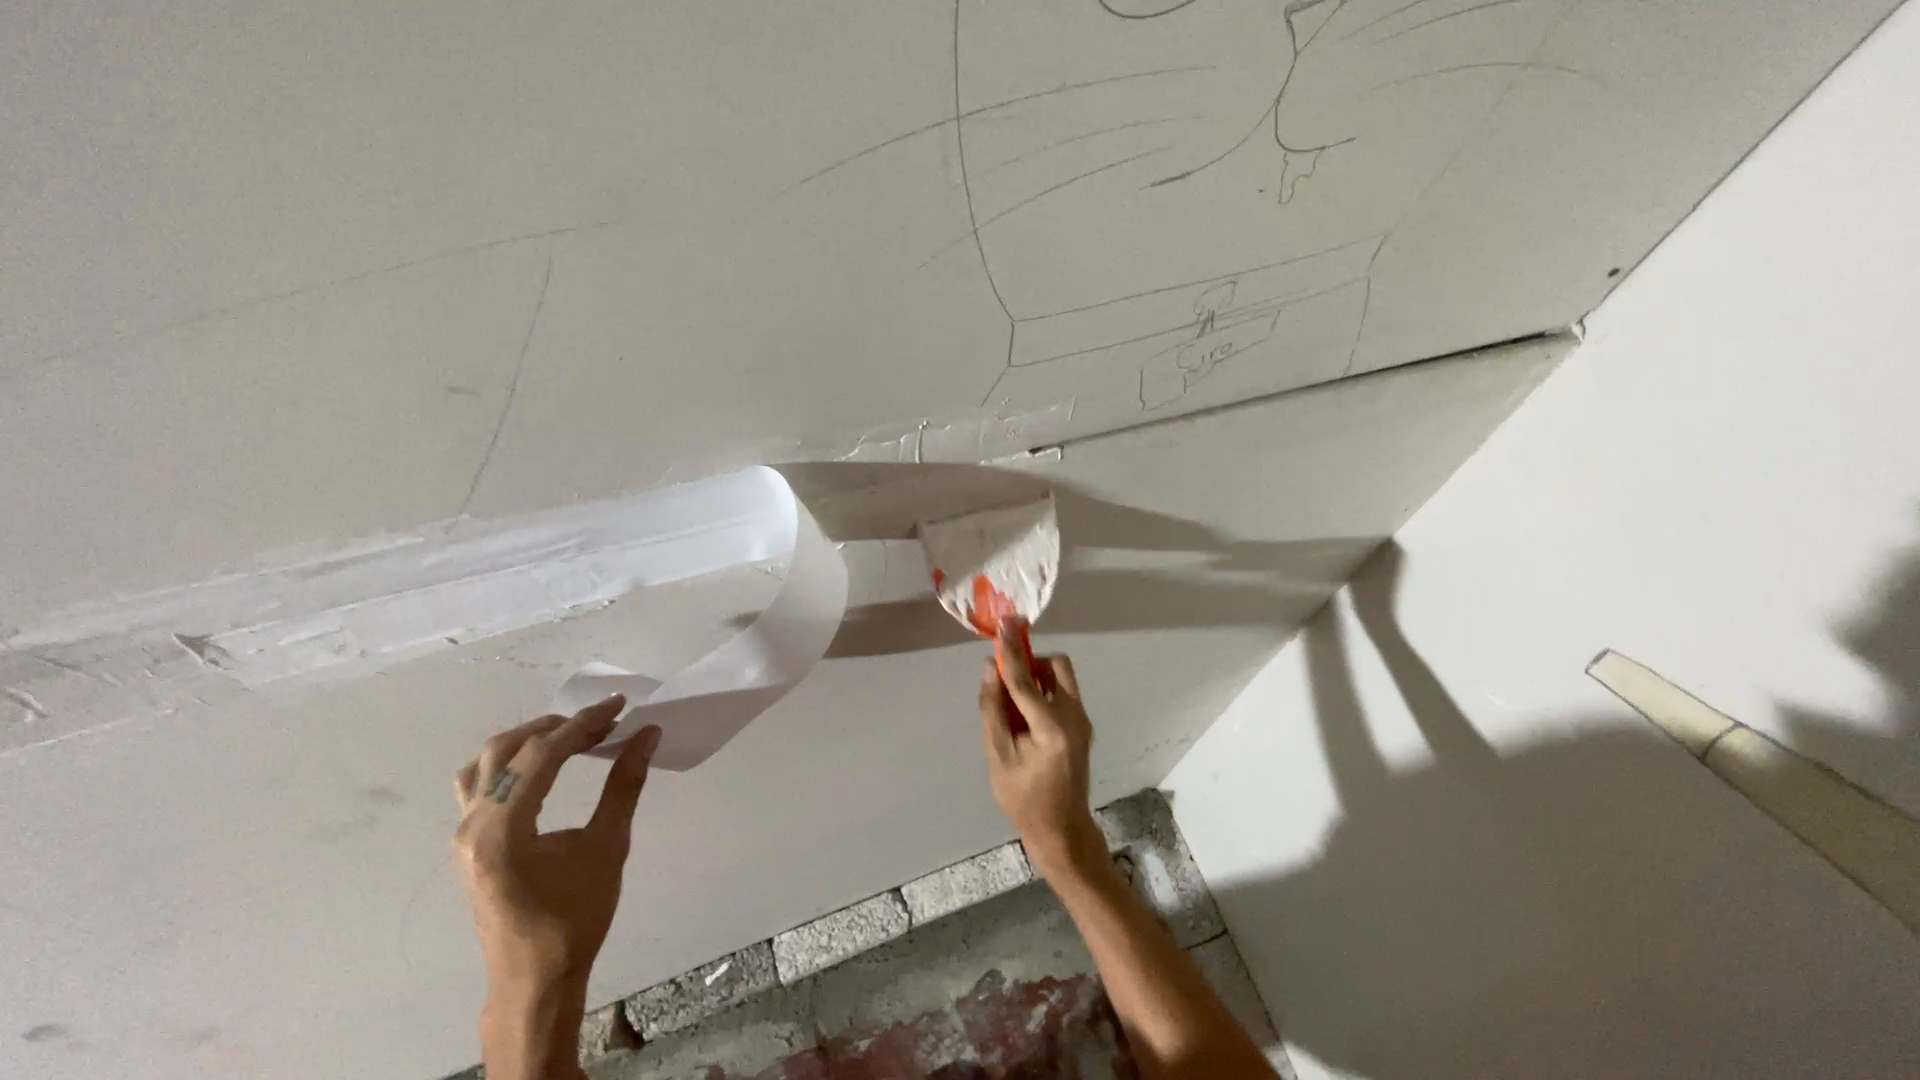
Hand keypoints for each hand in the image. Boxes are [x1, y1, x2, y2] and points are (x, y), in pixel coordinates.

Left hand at [452, 697, 660, 1001]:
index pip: (543, 754)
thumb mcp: (607, 847)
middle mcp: (472, 824)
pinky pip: (478, 785)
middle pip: (510, 750)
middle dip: (559, 726)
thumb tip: (646, 735)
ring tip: (571, 737)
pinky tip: (540, 769)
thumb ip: (624, 786)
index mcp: (503, 827)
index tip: (619, 707)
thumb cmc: (575, 918)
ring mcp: (464, 834)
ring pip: (487, 763)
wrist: (536, 977)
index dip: (583, 724)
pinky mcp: (468, 843)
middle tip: (603, 722)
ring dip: (529, 740)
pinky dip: (511, 764)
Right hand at [979, 621, 1100, 875]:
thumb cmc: (1023, 797)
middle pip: (1056, 666)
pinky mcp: (1083, 726)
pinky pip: (1063, 694)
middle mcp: (1075, 717)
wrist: (1062, 828)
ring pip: (1061, 678)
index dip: (1011, 651)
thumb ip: (992, 710)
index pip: (1026, 679)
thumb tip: (991, 669)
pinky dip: (1043, 694)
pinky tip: (1025, 719)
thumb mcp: (998, 756)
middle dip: (1031, 663)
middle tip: (1008, 682)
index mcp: (1052, 728)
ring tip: (1013, 706)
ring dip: (1037, 678)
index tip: (1003, 625)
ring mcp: (1083, 720)